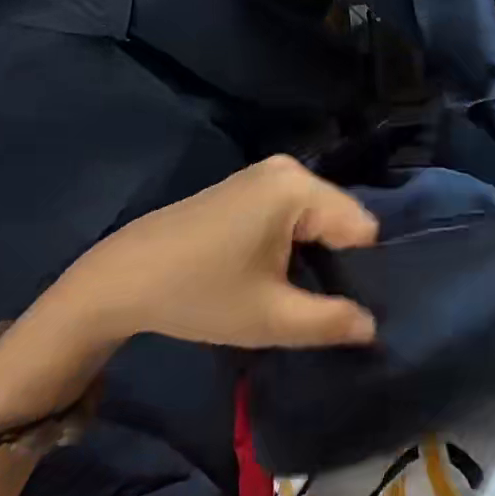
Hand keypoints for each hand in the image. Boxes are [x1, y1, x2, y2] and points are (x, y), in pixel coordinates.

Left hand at [78, 155, 380, 347]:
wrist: (120, 278)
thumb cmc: (198, 294)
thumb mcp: (271, 318)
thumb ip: (331, 322)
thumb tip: (373, 326)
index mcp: (297, 188)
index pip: (362, 228)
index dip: (359, 271)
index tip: (344, 306)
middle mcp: (288, 169)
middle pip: (341, 219)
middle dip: (336, 262)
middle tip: (318, 303)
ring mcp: (266, 173)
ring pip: (318, 217)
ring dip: (314, 254)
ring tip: (297, 292)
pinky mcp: (249, 185)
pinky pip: (294, 212)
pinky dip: (293, 242)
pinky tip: (272, 272)